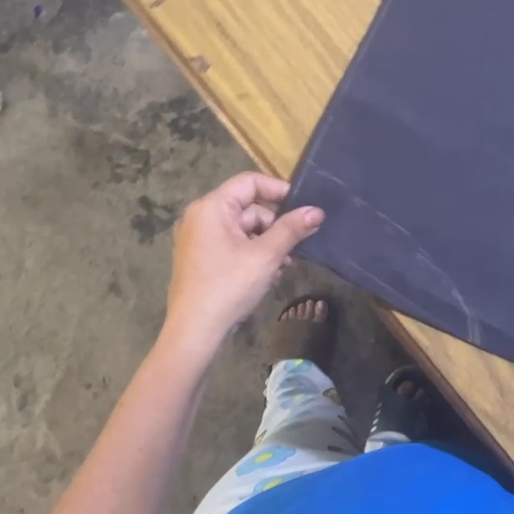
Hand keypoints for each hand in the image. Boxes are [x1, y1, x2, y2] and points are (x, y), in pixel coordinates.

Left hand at [160, 172, 323, 356]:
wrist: (195, 331)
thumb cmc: (229, 286)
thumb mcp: (266, 256)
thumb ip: (292, 230)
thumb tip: (318, 211)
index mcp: (211, 207)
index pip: (250, 182)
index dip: (279, 191)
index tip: (304, 208)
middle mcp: (200, 216)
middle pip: (247, 208)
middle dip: (275, 226)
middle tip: (296, 247)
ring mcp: (197, 239)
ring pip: (242, 230)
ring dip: (266, 244)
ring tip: (284, 267)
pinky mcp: (199, 259)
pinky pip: (231, 245)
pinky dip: (251, 254)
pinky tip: (267, 275)